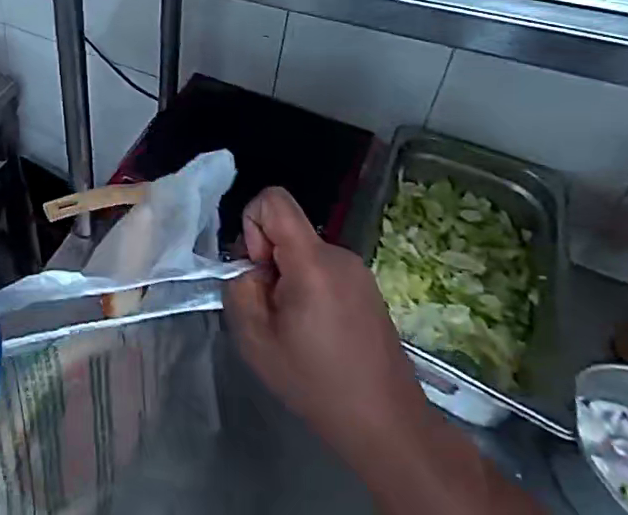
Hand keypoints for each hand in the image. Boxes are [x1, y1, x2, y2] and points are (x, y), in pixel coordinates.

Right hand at [224, 188, 543, 514]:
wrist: (389, 426)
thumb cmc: (316, 383)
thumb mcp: (254, 338)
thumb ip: (239, 286)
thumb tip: (250, 268)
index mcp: (314, 262)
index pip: (273, 200)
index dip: (252, 225)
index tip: (259, 271)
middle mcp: (340, 255)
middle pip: (286, 229)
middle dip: (268, 261)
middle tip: (274, 312)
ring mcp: (358, 271)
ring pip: (302, 251)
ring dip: (288, 279)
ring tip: (296, 328)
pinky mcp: (367, 288)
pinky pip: (322, 268)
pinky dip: (309, 289)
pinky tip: (318, 333)